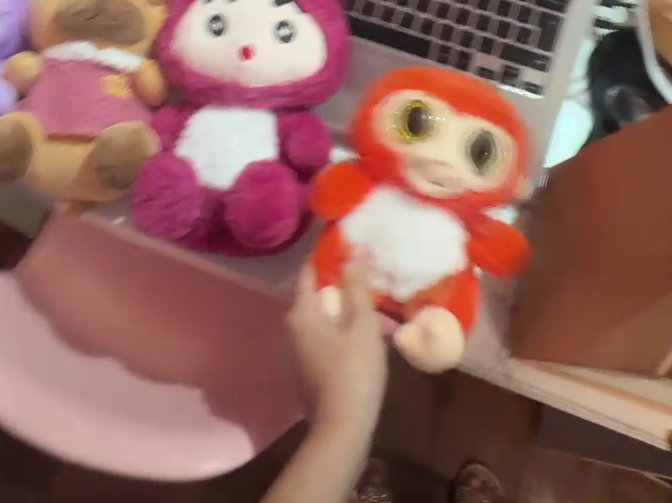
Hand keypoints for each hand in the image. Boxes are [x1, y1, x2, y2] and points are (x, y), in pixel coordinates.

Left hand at [286, 255, 386, 433]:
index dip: (328, 254)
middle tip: (370, 275)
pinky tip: (370, 335)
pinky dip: (345, 330)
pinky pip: (328, 337)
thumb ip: (357, 286)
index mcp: (301, 311)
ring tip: (378, 307)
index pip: (309, 269)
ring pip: (326, 318)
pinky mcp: (309, 369)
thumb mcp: (361, 324)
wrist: (342, 430)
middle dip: (344, 284)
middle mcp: (293, 327)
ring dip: (349, 310)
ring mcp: (299, 351)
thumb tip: (355, 252)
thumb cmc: (353, 370)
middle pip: (319, 294)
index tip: (349, 242)